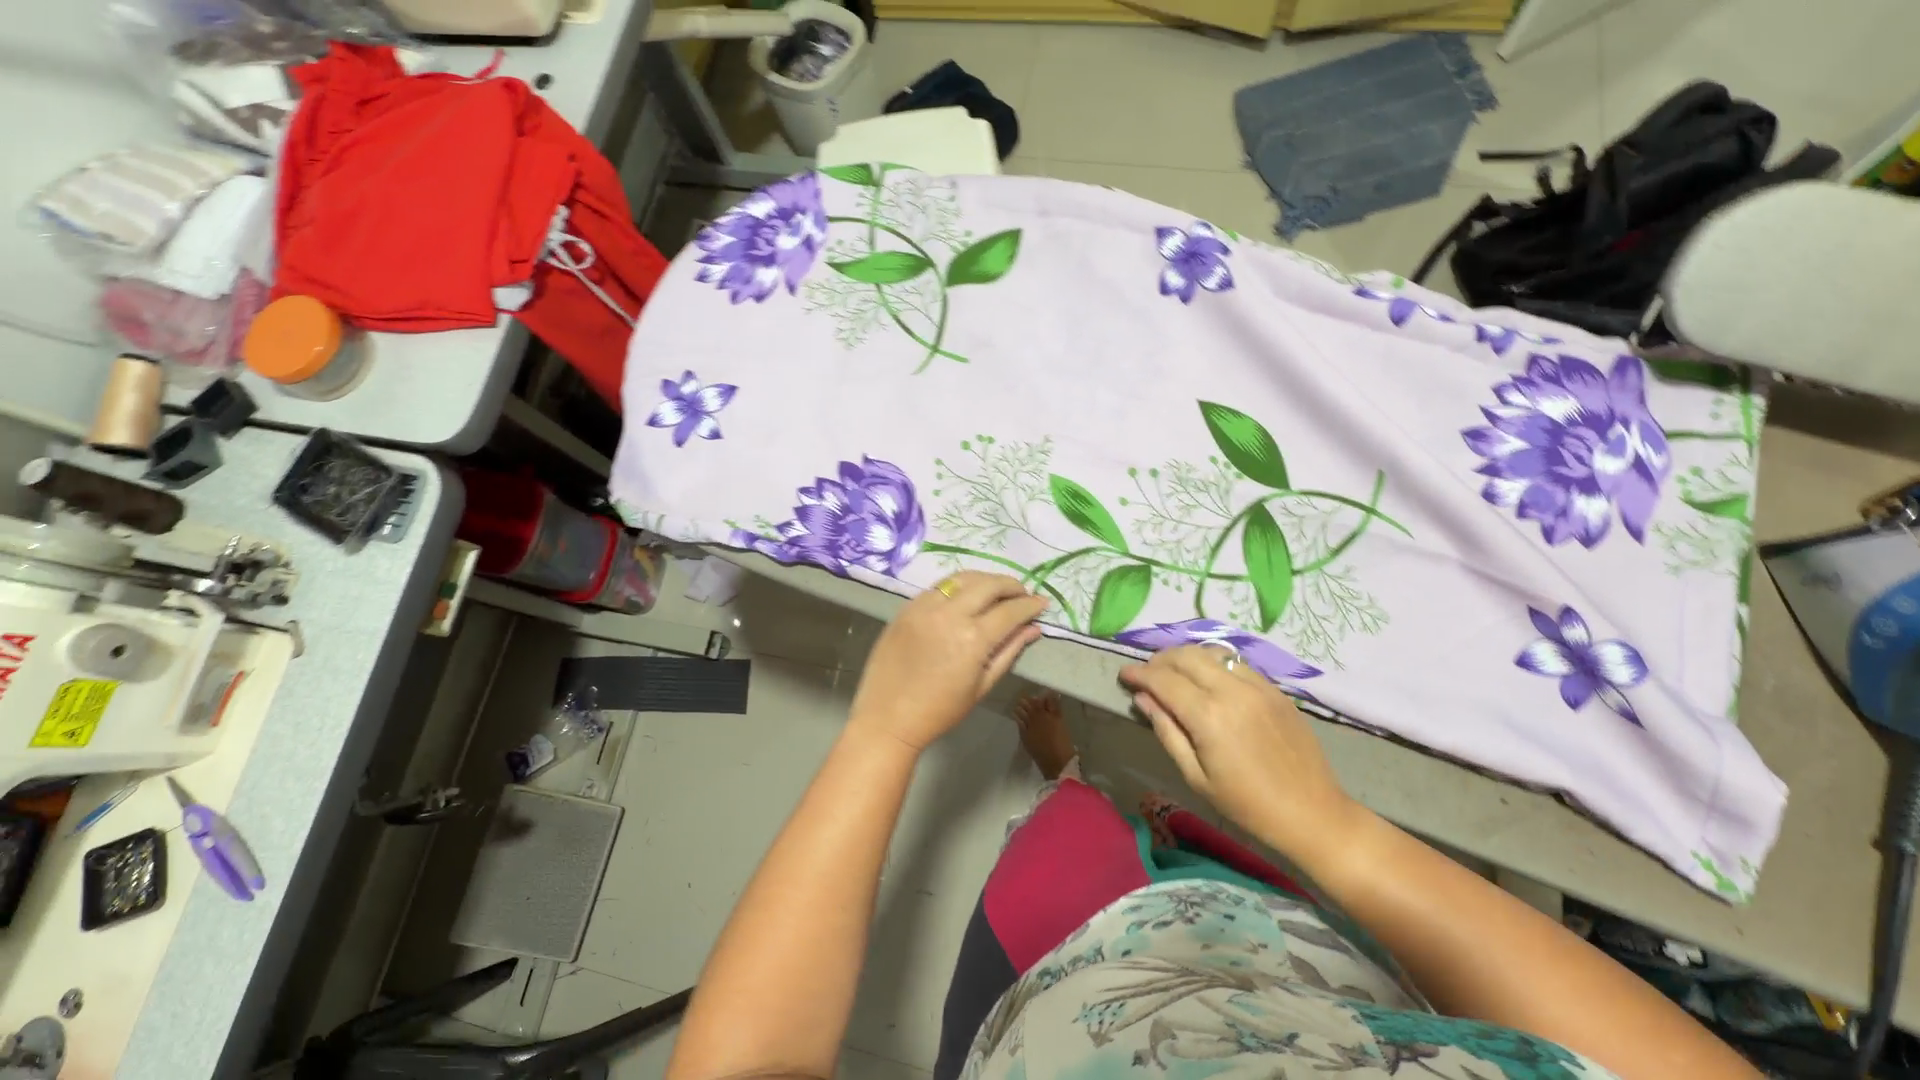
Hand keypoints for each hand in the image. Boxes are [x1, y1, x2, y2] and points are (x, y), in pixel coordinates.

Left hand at [849, 572, 1048, 752]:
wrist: (888, 717)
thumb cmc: (940, 711)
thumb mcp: (982, 686)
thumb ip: (1009, 651)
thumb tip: (1033, 628)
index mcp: (973, 638)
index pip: (1010, 611)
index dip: (1030, 605)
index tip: (1042, 603)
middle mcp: (949, 614)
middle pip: (989, 584)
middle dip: (1011, 585)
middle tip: (1022, 593)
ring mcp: (924, 607)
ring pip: (962, 578)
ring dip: (985, 579)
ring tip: (996, 590)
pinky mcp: (906, 607)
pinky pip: (938, 587)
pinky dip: (958, 586)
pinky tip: (965, 597)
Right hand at [1120, 645, 1365, 870]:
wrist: (1311, 812)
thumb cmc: (1246, 805)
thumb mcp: (1196, 776)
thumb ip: (1167, 731)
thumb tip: (1144, 698)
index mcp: (1209, 716)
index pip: (1164, 680)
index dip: (1139, 674)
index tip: (1124, 675)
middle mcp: (1232, 691)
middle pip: (1187, 656)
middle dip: (1161, 659)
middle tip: (1146, 673)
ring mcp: (1258, 686)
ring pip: (1213, 654)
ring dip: (1187, 657)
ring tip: (1174, 671)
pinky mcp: (1276, 691)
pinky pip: (1238, 665)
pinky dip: (1215, 664)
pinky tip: (1208, 680)